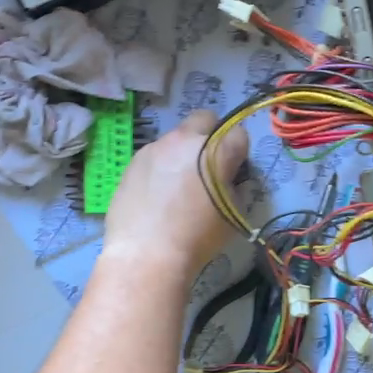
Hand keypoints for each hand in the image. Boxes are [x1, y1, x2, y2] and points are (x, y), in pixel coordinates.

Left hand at [101, 110, 248, 276]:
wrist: (148, 254)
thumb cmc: (198, 237)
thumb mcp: (232, 214)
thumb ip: (233, 187)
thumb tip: (226, 180)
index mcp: (215, 151)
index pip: (238, 134)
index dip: (239, 152)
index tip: (235, 171)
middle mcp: (184, 140)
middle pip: (204, 119)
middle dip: (211, 135)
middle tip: (208, 166)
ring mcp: (155, 148)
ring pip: (176, 138)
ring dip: (183, 153)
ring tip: (178, 187)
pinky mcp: (133, 161)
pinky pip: (155, 156)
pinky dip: (161, 168)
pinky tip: (157, 196)